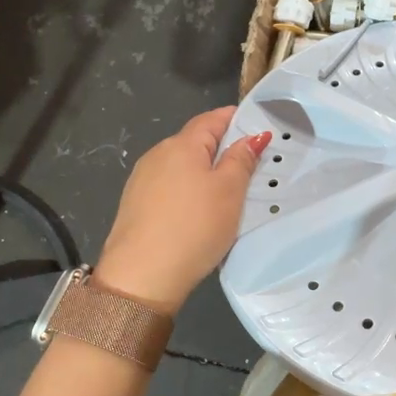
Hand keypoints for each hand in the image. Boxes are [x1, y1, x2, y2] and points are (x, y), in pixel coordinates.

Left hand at [93, 108, 269, 313]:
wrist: (140, 278)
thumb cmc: (194, 227)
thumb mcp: (229, 191)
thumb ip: (241, 159)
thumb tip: (253, 135)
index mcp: (182, 144)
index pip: (212, 118)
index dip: (236, 118)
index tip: (259, 127)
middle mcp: (158, 154)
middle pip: (196, 141)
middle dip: (223, 147)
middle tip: (252, 163)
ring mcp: (142, 180)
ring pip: (183, 165)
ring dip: (205, 171)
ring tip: (229, 191)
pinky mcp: (135, 205)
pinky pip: (170, 186)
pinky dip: (189, 189)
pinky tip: (199, 211)